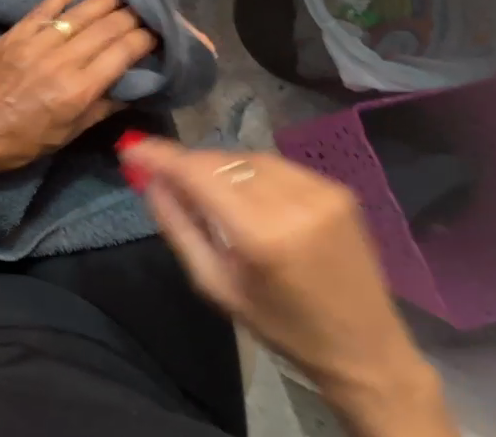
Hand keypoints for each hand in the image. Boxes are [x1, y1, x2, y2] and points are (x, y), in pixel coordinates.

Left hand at [0, 0, 157, 189]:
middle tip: (147, 7)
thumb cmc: (23, 142)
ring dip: (104, 0)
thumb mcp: (70, 133)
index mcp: (78, 90)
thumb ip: (103, 106)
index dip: (145, 39)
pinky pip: (43, 9)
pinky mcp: (13, 35)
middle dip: (131, 16)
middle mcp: (59, 61)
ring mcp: (34, 44)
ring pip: (78, 14)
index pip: (122, 53)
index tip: (159, 31)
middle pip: (104, 29)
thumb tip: (134, 84)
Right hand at [121, 139, 450, 431]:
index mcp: (262, 235)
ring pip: (245, 158)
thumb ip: (178, 226)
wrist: (366, 348)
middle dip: (187, 164)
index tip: (129, 149)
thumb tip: (147, 180)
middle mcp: (294, 203)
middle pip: (219, 161)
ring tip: (208, 192)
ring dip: (218, 167)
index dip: (159, 155)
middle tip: (164, 177)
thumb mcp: (215, 284)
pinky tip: (247, 196)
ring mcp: (321, 192)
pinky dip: (250, 172)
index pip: (198, 173)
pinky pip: (275, 165)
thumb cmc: (281, 324)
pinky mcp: (337, 189)